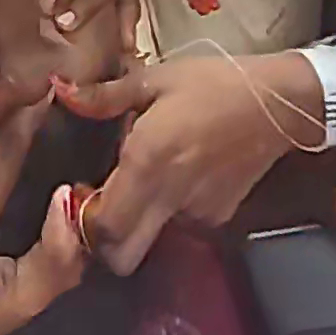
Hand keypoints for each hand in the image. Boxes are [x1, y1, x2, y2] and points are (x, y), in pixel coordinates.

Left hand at [57, 51, 325, 273]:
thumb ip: (104, 95)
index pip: (102, 227)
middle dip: (104, 239)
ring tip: (147, 171)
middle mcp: (168, 198)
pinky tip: (179, 170)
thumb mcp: (154, 79)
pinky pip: (180, 224)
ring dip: (139, 217)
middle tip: (103, 198)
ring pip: (151, 238)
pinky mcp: (219, 217)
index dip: (83, 219)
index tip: (80, 191)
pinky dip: (170, 208)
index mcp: (146, 161)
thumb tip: (60, 91)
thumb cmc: (210, 83)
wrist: (275, 103)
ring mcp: (196, 214)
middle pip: (122, 255)